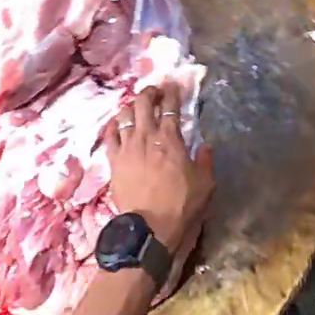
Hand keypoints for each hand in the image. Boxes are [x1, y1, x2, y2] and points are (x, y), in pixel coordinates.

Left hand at [102, 85, 213, 255]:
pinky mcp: (114, 160)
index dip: (172, 93)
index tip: (173, 86)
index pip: (170, 107)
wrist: (150, 227)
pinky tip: (117, 123)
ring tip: (136, 107)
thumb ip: (205, 160)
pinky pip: (109, 135)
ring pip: (124, 115)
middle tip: (154, 92)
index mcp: (170, 138)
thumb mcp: (205, 183)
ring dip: (131, 107)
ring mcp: (127, 146)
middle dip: (149, 92)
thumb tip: (204, 145)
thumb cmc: (181, 205)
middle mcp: (146, 136)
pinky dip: (113, 125)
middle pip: (143, 103)